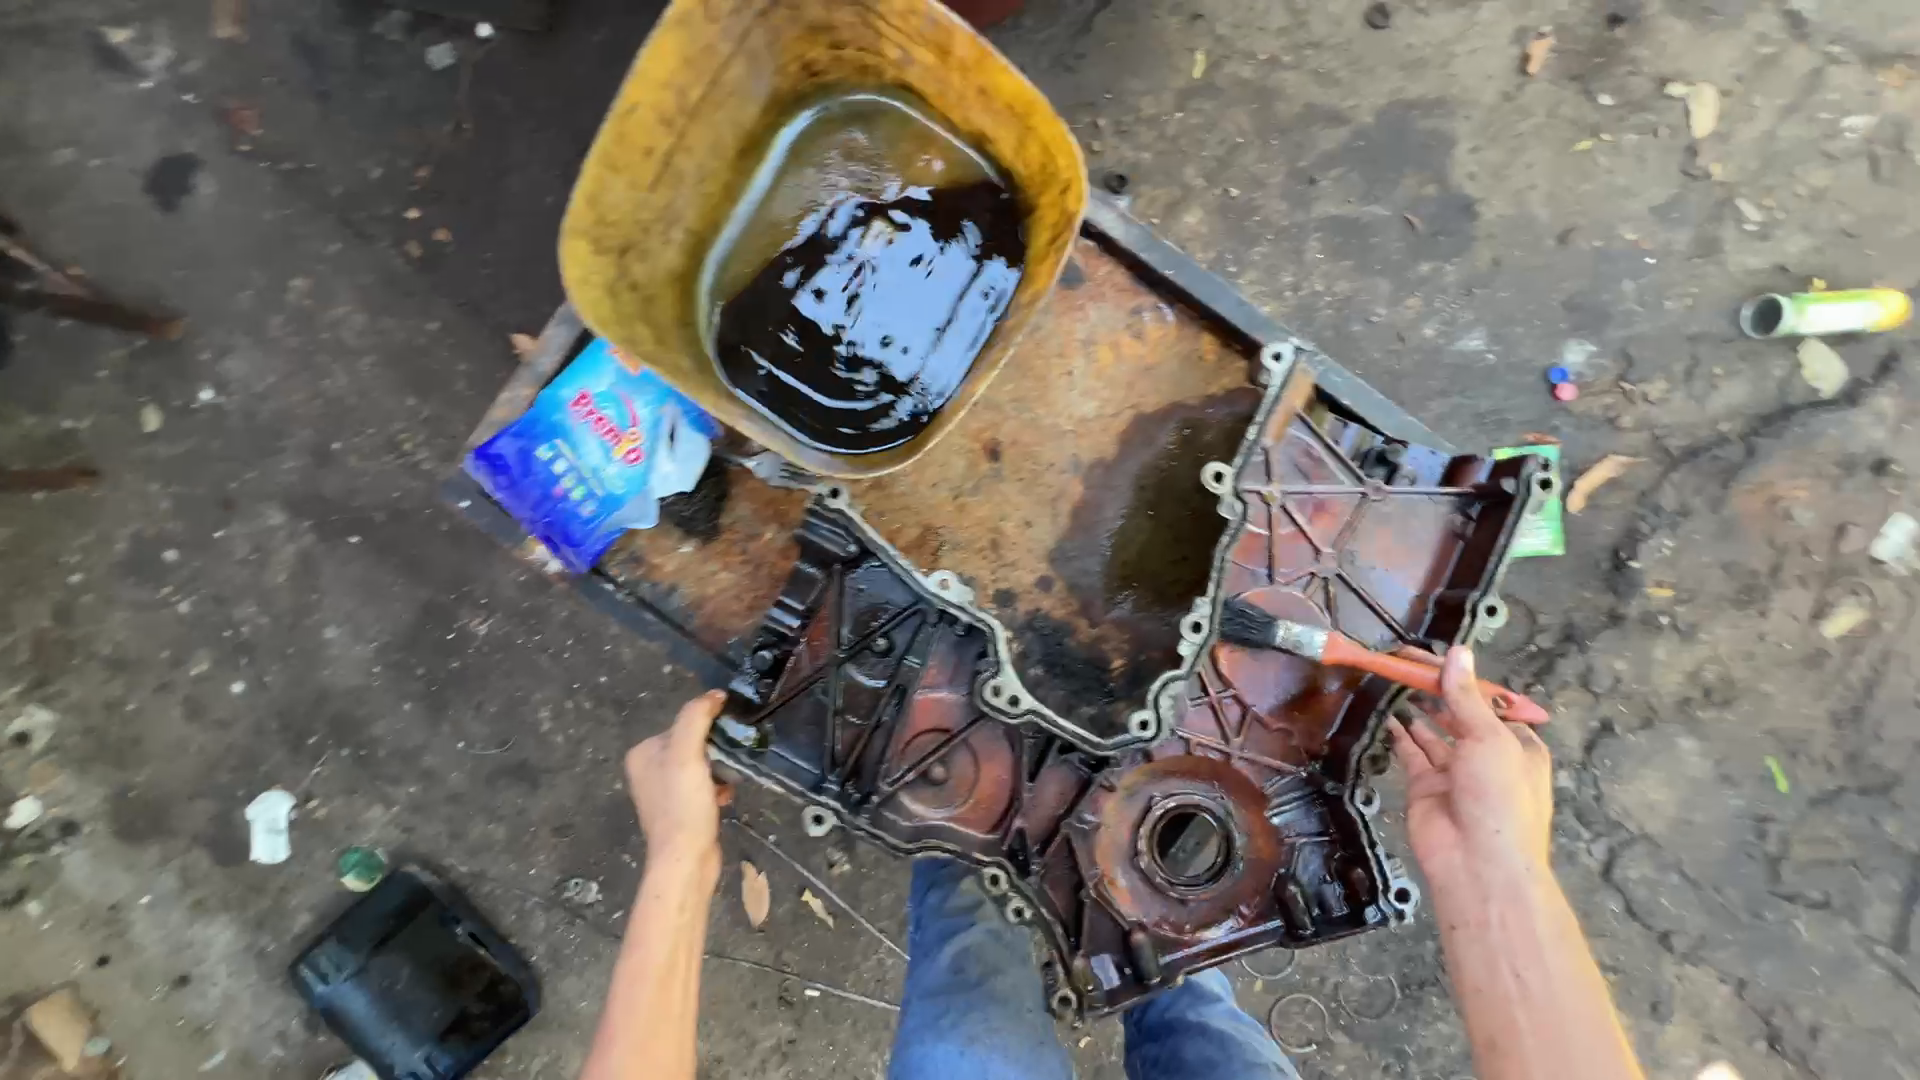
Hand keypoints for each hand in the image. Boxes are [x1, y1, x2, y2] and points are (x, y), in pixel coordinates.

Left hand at [625, 690, 731, 876]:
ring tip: (729, 780)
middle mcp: (649, 770)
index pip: (683, 724)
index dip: (707, 730)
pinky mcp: (680, 810)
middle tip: (729, 762)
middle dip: (716, 751)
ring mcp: (664, 792)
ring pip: (702, 765)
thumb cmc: (682, 805)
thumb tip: (714, 694)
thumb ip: (696, 717)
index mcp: (643, 753)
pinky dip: (718, 788)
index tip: (724, 741)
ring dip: (721, 770)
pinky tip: (726, 797)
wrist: (685, 859)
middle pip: (694, 744)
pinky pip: (704, 786)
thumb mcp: (687, 753)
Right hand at [1389, 647, 1553, 895]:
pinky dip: (1398, 733)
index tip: (1428, 655)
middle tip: (1400, 664)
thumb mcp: (1490, 739)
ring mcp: (1456, 771)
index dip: (1460, 677)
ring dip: (1415, 708)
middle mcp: (1488, 755)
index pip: (1488, 700)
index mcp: (1518, 744)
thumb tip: (1457, 652)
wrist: (1477, 861)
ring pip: (1433, 731)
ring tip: (1388, 681)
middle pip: (1458, 713)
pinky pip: (1411, 752)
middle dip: (1434, 690)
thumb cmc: (1499, 796)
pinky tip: (1383, 713)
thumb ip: (1466, 696)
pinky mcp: (1427, 785)